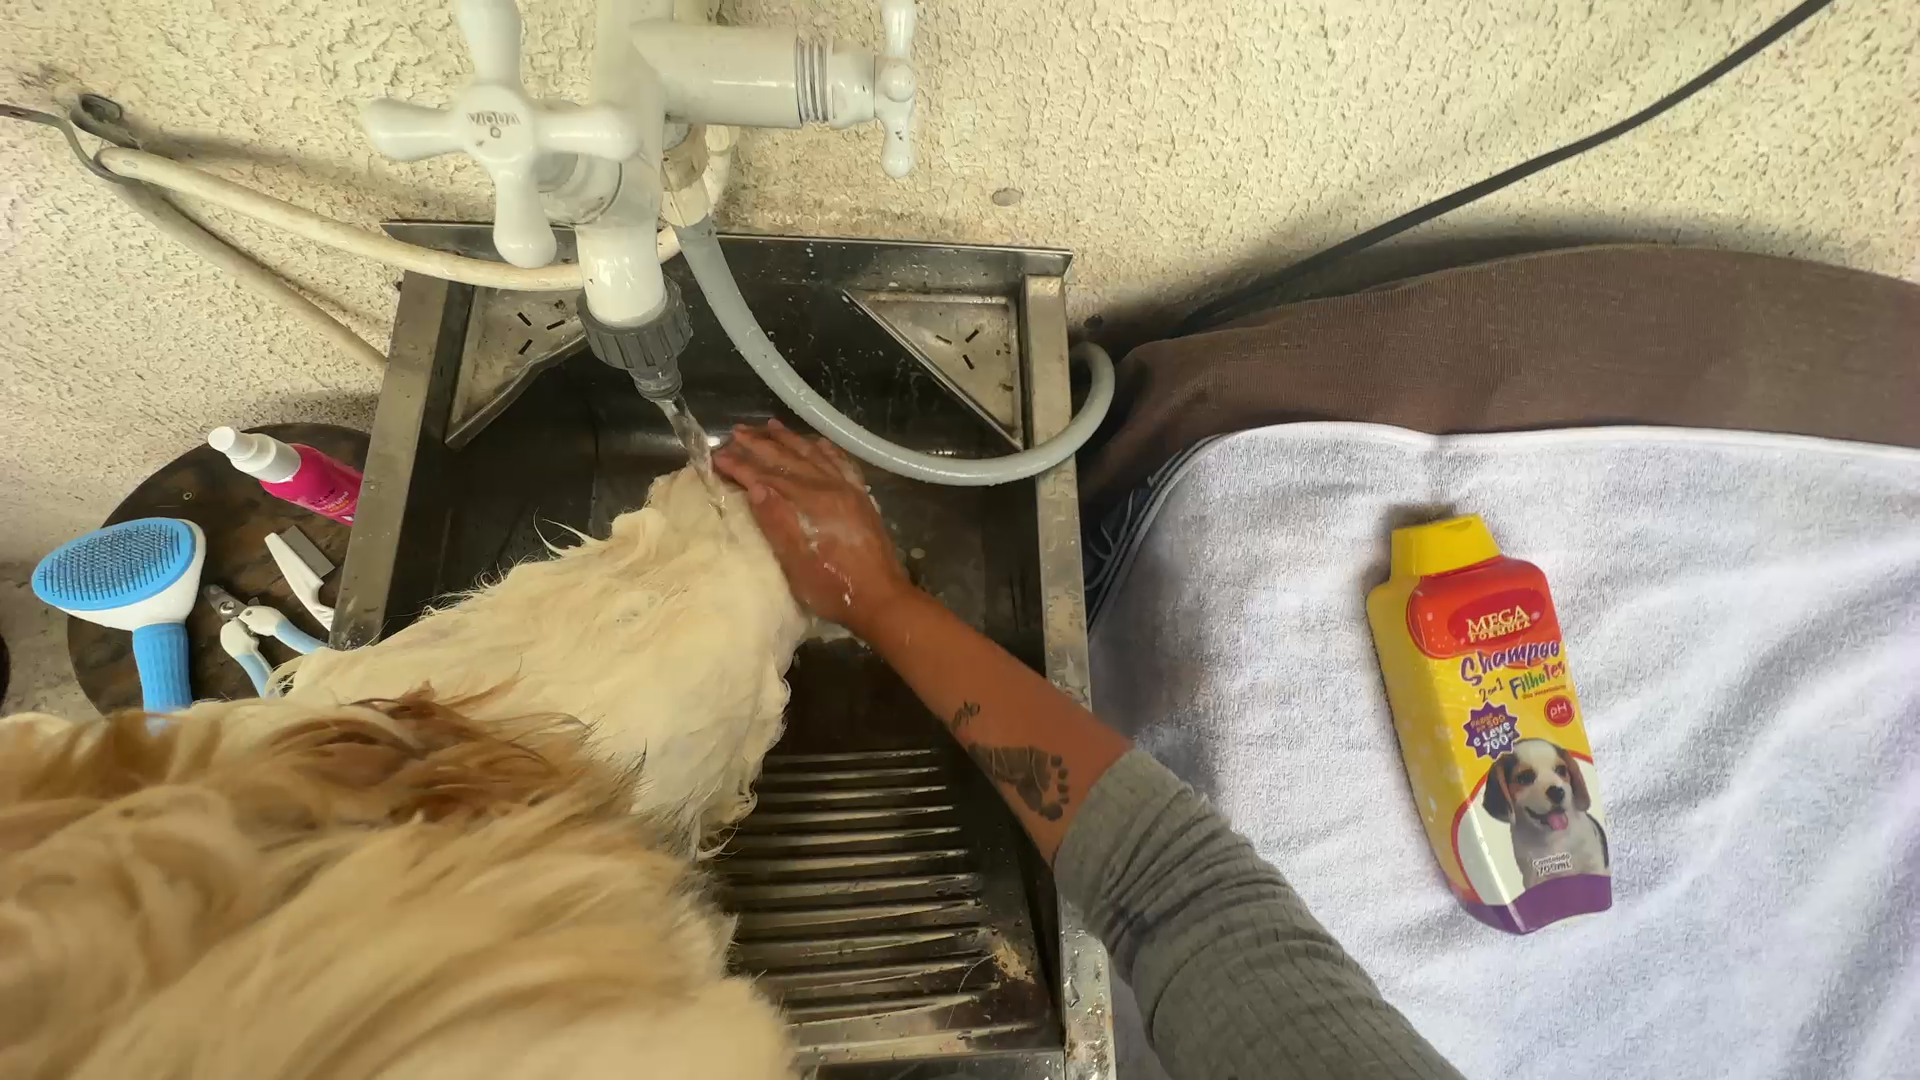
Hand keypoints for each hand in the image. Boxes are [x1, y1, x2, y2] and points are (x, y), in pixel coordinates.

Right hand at [714, 420, 912, 630]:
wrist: (881, 598)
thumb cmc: (834, 588)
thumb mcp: (796, 562)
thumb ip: (776, 521)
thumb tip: (755, 485)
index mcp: (811, 502)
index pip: (767, 476)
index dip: (741, 465)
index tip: (717, 456)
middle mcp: (831, 488)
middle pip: (790, 459)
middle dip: (761, 444)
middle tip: (737, 431)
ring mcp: (849, 491)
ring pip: (814, 456)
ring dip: (790, 440)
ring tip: (769, 425)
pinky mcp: (861, 498)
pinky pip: (841, 464)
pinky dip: (826, 450)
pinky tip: (816, 443)